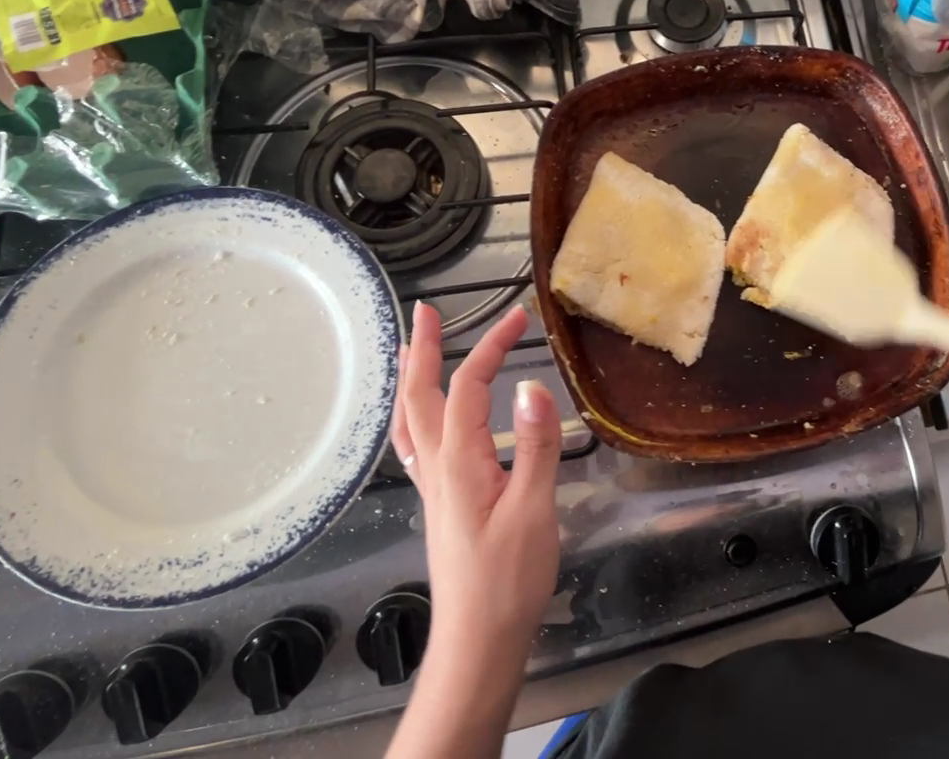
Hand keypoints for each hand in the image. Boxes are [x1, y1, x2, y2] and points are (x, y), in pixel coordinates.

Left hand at [390, 302, 561, 675]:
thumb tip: (531, 386)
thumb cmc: (509, 577)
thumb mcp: (533, 510)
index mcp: (460, 462)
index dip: (491, 348)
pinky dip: (416, 414)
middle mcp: (438, 467)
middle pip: (421, 397)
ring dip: (412, 379)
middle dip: (423, 351)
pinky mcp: (442, 502)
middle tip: (427, 312)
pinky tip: (423, 418)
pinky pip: (418, 443)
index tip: (519, 319)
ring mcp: (435, 486)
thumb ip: (536, 447)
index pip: (468, 389)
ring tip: (412, 349)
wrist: (478, 637)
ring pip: (412, 420)